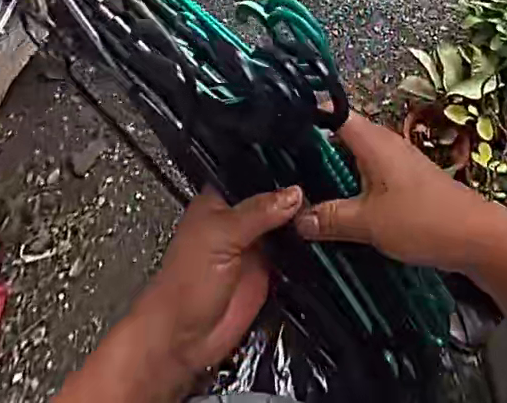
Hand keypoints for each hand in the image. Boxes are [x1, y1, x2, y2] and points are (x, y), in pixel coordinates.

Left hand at [127, 186, 303, 388]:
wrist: (184, 337)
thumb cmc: (184, 281)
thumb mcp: (222, 234)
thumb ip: (257, 212)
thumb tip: (292, 194)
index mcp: (221, 198)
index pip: (255, 175)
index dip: (278, 172)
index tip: (305, 170)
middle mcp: (239, 218)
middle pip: (274, 200)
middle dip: (294, 199)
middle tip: (319, 196)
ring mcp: (253, 245)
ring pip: (285, 227)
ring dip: (302, 225)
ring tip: (321, 218)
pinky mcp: (267, 272)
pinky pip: (292, 256)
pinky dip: (305, 252)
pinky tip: (317, 245)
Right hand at [295, 114, 506, 272]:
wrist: (480, 239)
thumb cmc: (422, 220)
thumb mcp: (369, 222)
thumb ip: (330, 218)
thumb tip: (295, 218)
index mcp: (371, 138)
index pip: (331, 110)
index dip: (305, 112)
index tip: (276, 122)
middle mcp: (381, 141)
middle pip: (339, 132)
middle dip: (311, 143)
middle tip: (279, 156)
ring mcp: (394, 159)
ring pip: (352, 153)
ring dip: (330, 165)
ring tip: (299, 179)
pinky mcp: (403, 178)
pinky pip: (366, 169)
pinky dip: (348, 179)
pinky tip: (336, 199)